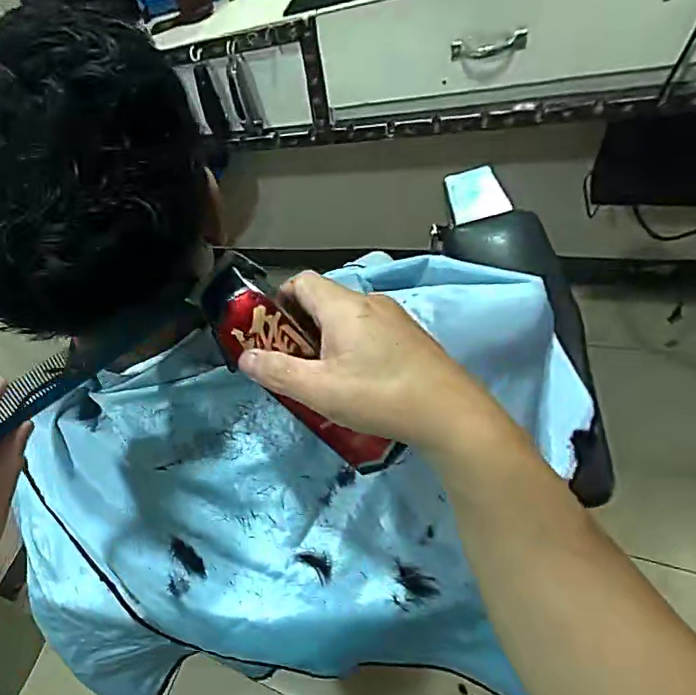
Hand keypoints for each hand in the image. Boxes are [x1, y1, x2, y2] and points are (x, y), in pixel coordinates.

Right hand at [237, 272, 507, 454]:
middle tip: (292, 363)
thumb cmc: (379, 396)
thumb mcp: (319, 390)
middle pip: (323, 301)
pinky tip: (359, 382)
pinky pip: (370, 332)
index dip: (278, 301)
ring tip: (323, 378)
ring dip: (326, 341)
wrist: (450, 413)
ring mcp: (396, 319)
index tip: (270, 333)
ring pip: (348, 319)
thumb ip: (278, 372)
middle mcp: (371, 302)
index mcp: (344, 306)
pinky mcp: (411, 337)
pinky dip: (353, 347)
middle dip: (299, 328)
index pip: (300, 281)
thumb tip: (246, 356)